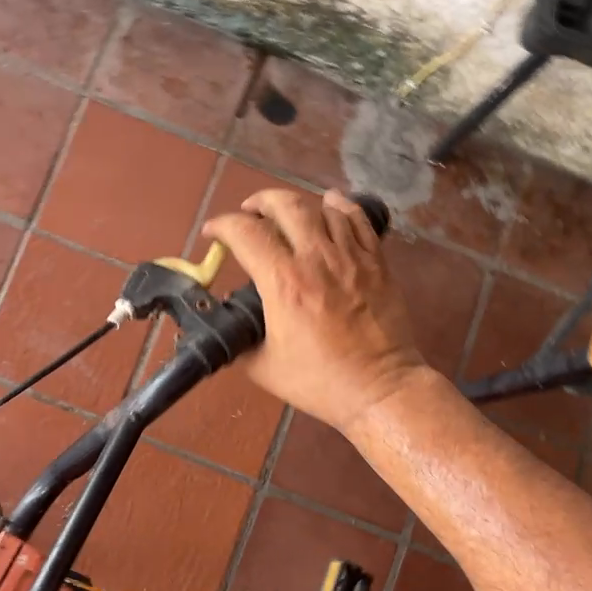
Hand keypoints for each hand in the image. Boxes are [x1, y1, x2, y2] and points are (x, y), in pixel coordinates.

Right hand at [204, 189, 432, 433]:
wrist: (379, 388)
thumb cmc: (318, 381)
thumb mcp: (263, 368)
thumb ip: (239, 340)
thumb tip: (227, 326)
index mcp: (283, 282)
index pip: (246, 233)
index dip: (222, 226)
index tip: (212, 233)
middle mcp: (316, 258)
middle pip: (286, 205)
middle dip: (259, 202)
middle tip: (249, 213)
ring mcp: (351, 256)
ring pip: (322, 208)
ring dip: (298, 206)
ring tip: (286, 215)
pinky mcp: (377, 262)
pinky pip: (358, 219)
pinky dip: (340, 207)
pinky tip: (330, 207)